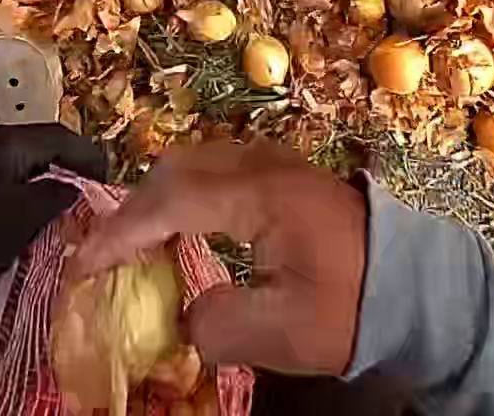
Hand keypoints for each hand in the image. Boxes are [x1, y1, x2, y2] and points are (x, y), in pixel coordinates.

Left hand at [0, 123, 104, 415]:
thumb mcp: (16, 225)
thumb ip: (54, 194)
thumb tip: (74, 184)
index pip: (57, 135)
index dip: (88, 155)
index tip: (109, 178)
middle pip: (33, 144)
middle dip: (63, 166)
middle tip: (85, 193)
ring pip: (10, 163)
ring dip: (36, 180)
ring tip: (57, 208)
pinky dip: (10, 192)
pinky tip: (16, 218)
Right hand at [67, 140, 366, 376]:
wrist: (409, 276)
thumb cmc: (349, 303)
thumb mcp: (286, 332)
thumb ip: (220, 323)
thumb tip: (184, 314)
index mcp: (260, 193)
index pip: (173, 200)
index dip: (123, 231)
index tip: (84, 264)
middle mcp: (260, 163)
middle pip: (178, 168)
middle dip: (133, 208)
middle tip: (103, 254)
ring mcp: (271, 160)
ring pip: (196, 160)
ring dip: (158, 195)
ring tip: (134, 242)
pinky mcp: (278, 169)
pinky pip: (216, 166)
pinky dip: (185, 190)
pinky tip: (180, 223)